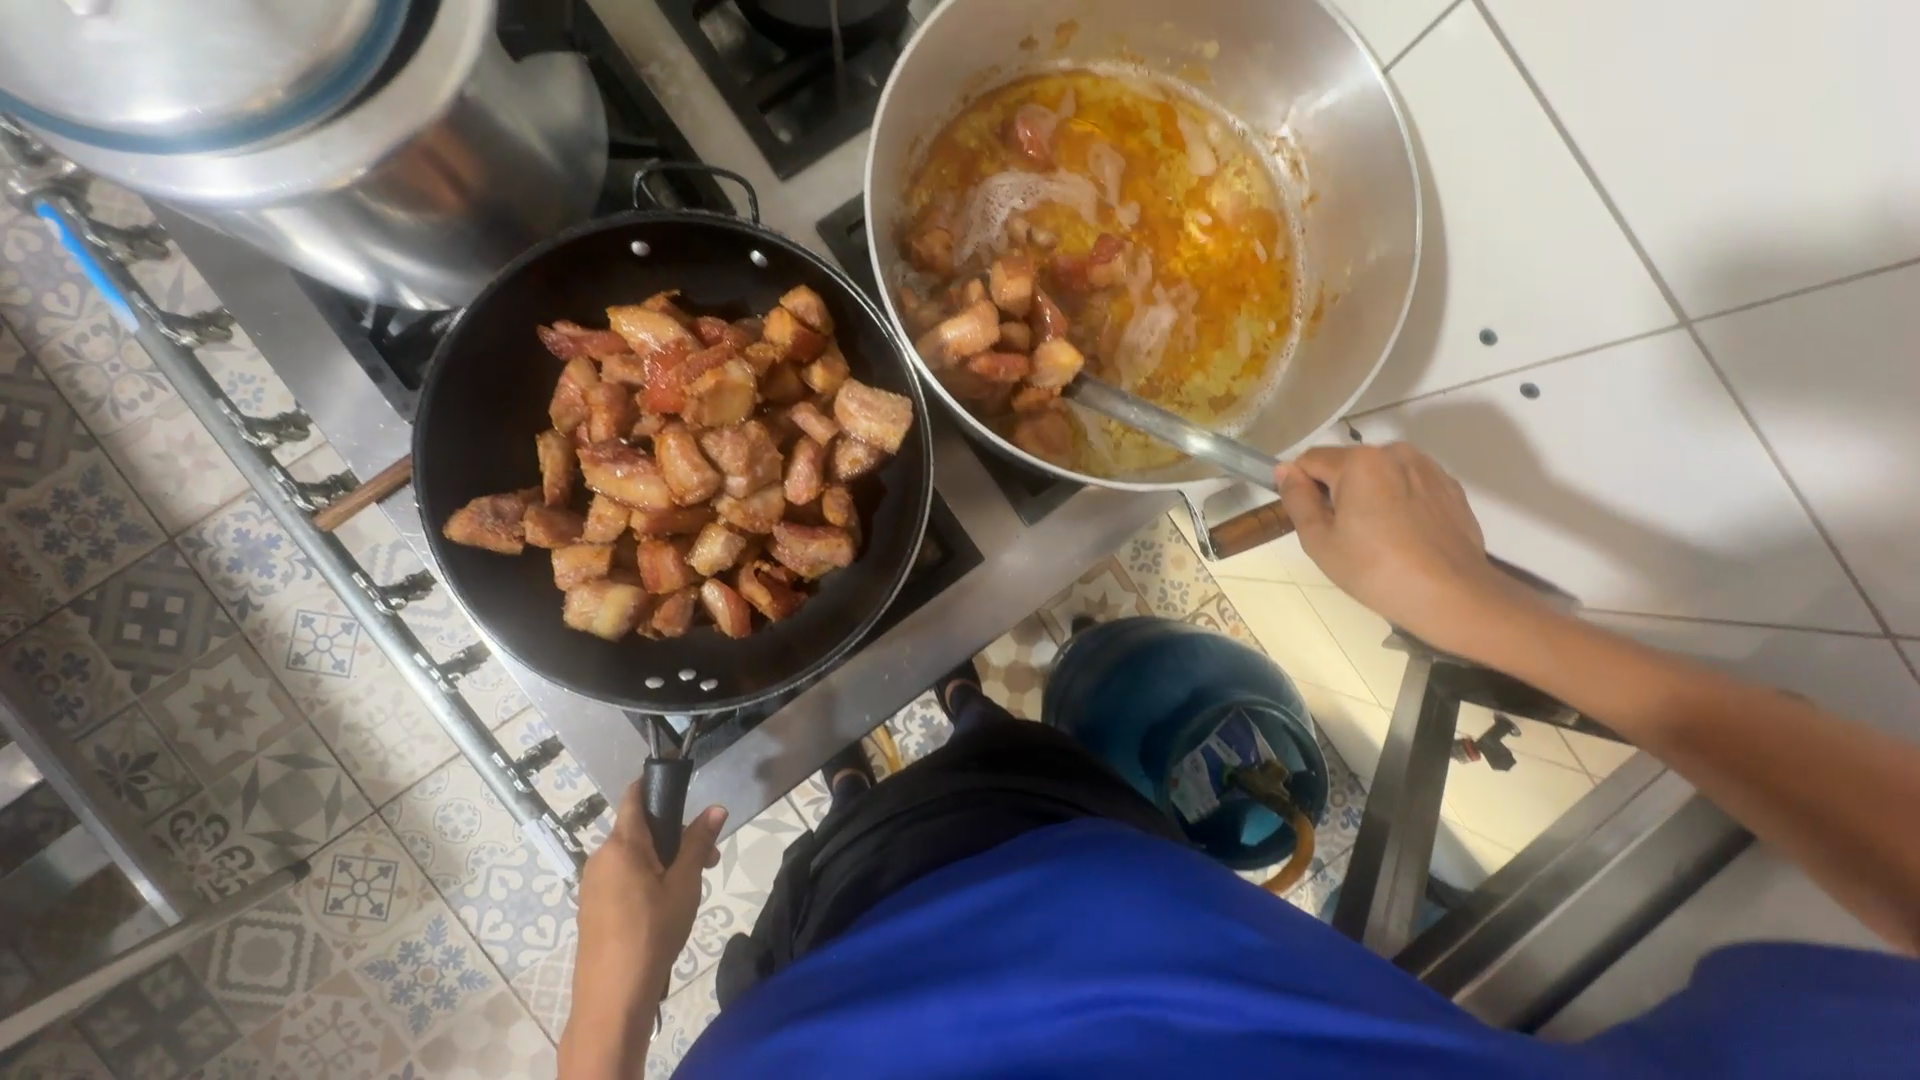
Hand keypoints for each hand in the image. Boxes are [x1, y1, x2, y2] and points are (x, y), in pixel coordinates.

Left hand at [560, 781, 724, 1077]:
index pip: (634, 797)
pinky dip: (646, 878)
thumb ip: (697, 842)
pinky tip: (667, 905)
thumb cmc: (653, 931)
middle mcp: (601, 857)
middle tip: (708, 859)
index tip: (682, 783)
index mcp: (622, 845)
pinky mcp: (592, 907)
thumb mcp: (685, 884)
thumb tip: (715, 808)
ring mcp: (592, 884)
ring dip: (663, 860)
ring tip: (692, 886)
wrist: (613, 996)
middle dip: (675, 836)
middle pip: (640, 830)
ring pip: (633, 856)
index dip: (655, 784)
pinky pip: (622, 877)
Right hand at [1276, 443, 1530, 654]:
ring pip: (1380, 474)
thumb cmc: (1375, 570)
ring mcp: (1428, 469)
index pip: (1310, 459)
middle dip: (1337, 490)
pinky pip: (1409, 485)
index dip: (1300, 486)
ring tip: (1377, 537)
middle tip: (1342, 535)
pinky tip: (1403, 536)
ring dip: (1369, 495)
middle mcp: (1396, 453)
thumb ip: (1297, 499)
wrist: (1452, 595)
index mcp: (1360, 462)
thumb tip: (1285, 471)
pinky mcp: (1450, 488)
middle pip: (1347, 464)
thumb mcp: (1319, 540)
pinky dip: (1398, 502)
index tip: (1307, 518)